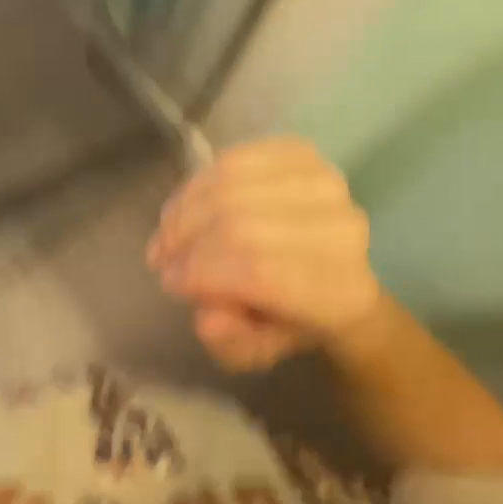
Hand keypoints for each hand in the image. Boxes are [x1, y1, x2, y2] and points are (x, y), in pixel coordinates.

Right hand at [146, 137, 381, 371]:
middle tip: (161, 257)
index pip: (260, 271)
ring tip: (168, 233)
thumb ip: (233, 344)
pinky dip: (198, 182)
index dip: (203, 273)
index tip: (169, 282)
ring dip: (185, 209)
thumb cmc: (292, 318)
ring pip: (230, 184)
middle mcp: (341, 230)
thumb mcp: (260, 349)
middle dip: (186, 240)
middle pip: (240, 223)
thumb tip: (207, 319)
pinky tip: (185, 205)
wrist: (333, 274)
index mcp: (340, 291)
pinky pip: (232, 158)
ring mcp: (324, 183)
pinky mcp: (302, 153)